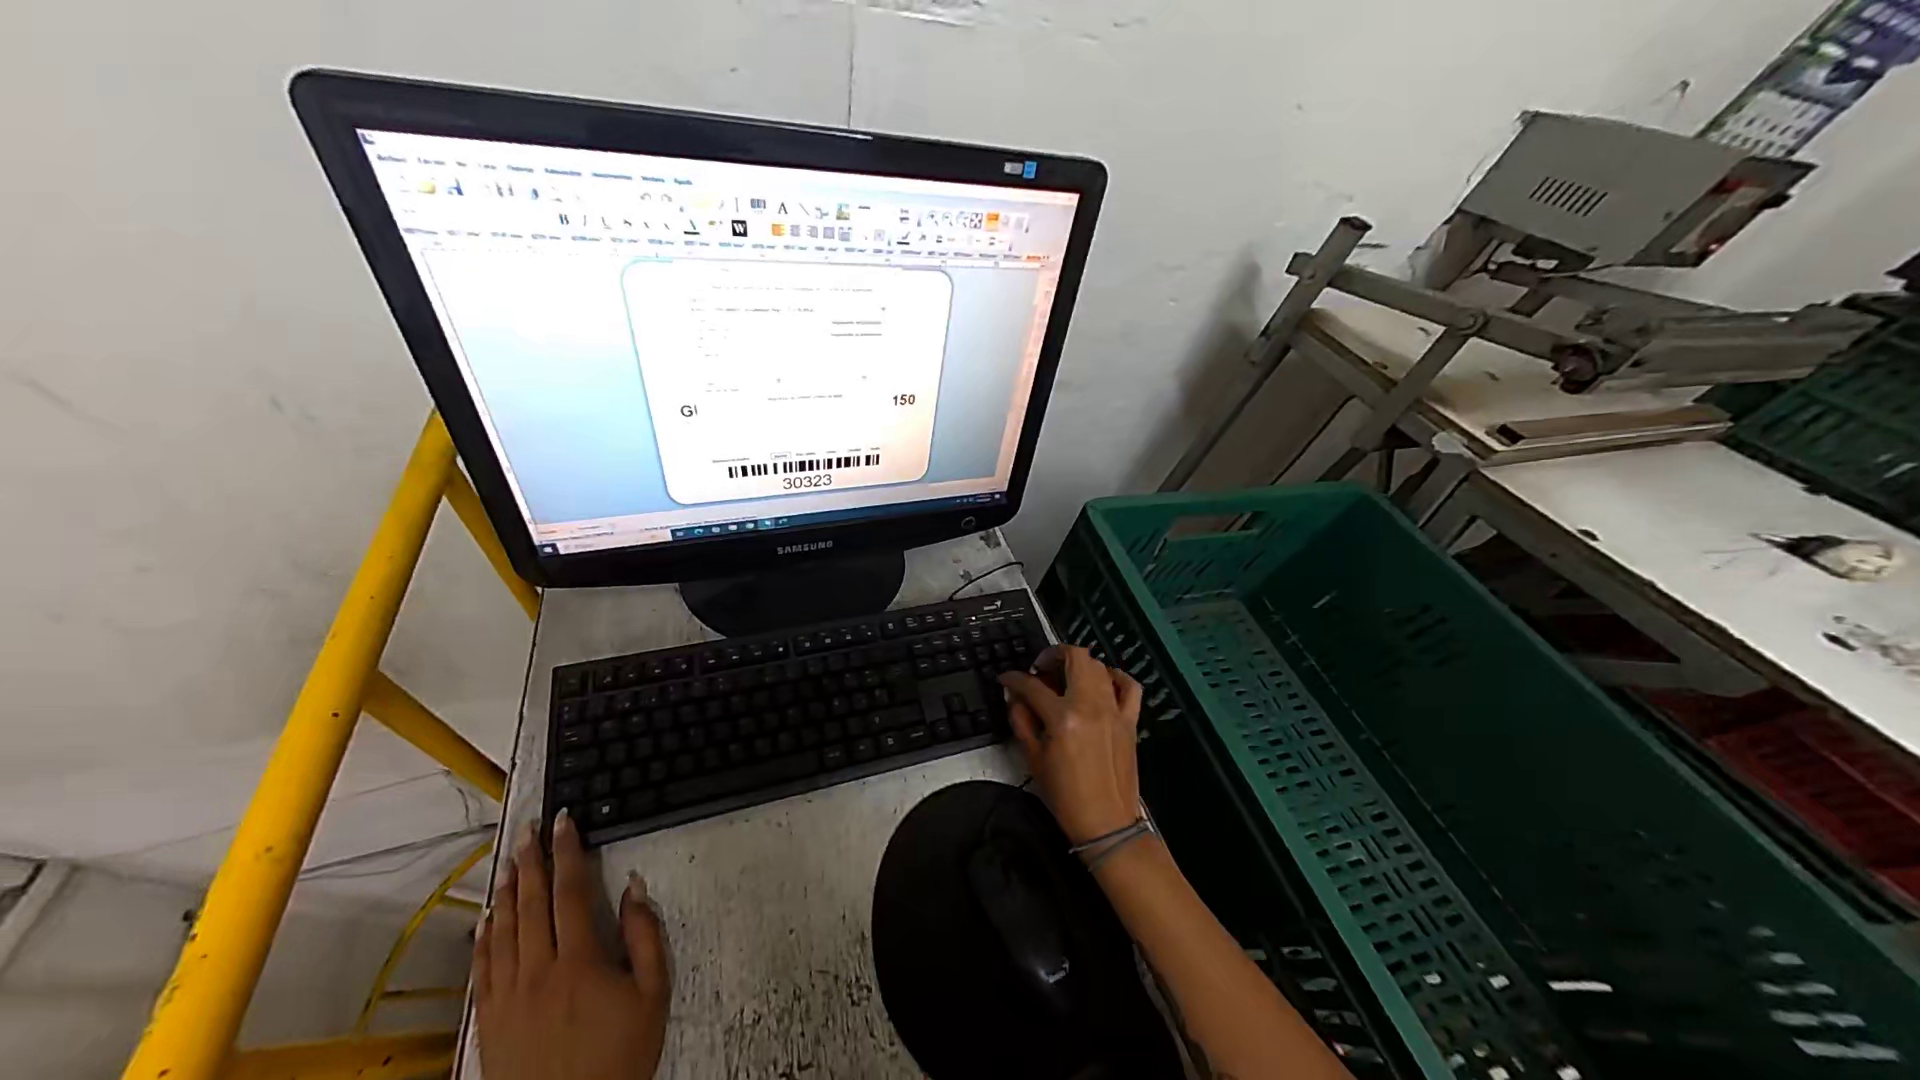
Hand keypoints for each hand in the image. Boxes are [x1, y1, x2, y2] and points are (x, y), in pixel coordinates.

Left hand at [473, 811, 669, 1079]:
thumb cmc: (620, 1054)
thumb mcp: (653, 993)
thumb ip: (645, 935)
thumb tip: (634, 888)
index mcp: (580, 960)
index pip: (571, 892)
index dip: (568, 853)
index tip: (564, 823)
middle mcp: (538, 970)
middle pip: (531, 904)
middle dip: (531, 861)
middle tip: (530, 829)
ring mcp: (508, 995)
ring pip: (503, 931)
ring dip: (507, 891)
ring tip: (510, 861)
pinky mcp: (489, 1021)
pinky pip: (482, 969)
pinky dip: (484, 938)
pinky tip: (486, 919)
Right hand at [998, 645, 1143, 844]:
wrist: (1106, 823)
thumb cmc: (1065, 795)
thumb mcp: (1033, 759)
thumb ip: (1022, 721)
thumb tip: (1015, 698)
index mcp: (1062, 717)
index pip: (1032, 685)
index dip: (1014, 679)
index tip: (1007, 679)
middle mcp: (1090, 706)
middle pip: (1074, 657)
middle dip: (1052, 655)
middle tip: (1039, 668)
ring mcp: (1114, 710)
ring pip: (1098, 666)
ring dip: (1078, 664)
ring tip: (1065, 676)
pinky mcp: (1130, 720)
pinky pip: (1129, 686)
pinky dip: (1115, 676)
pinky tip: (1103, 680)